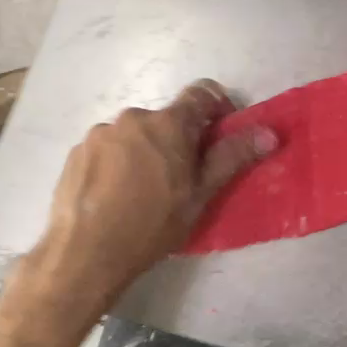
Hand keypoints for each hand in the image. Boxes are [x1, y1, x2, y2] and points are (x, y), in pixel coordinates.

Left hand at [25, 80, 274, 302]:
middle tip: (181, 178)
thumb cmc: (152, 224)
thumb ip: (233, 156)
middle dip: (178, 140)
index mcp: (169, 123)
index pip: (202, 93)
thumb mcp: (201, 194)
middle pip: (166, 119)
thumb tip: (269, 132)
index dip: (217, 108)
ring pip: (135, 135)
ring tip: (143, 191)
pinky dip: (117, 163)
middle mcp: (133, 117)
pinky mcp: (77, 152)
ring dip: (145, 151)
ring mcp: (101, 133)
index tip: (220, 134)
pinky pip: (108, 148)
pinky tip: (115, 195)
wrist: (85, 252)